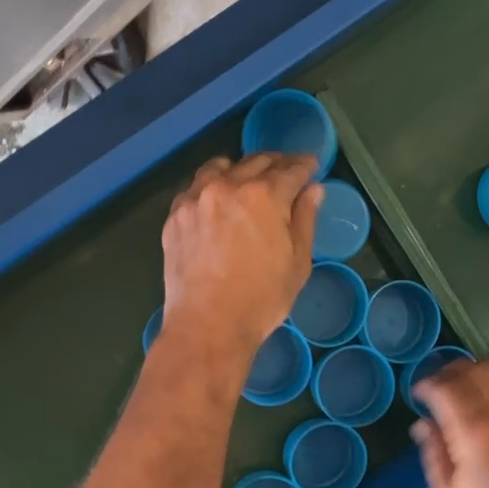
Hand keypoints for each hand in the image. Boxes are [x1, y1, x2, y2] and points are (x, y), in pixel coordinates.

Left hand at [159, 154, 321, 366]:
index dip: (305, 166)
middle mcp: (229, 186)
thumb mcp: (297, 263)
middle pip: (256, 162)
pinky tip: (217, 202)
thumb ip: (305, 220)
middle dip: (276, 164)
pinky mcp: (175, 215)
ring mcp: (197, 198)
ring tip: (247, 181)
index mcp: (265, 196)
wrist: (207, 326)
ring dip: (240, 169)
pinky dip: (211, 187)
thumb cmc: (261, 300)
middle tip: (286, 173)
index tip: (311, 166)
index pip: (291, 170)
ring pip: (221, 168)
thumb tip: (313, 189)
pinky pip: (196, 188)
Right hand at [411, 360, 488, 487]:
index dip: (428, 384)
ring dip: (486, 369)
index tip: (420, 393)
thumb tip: (423, 424)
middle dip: (453, 372)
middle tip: (443, 386)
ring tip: (476, 383)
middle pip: (476, 371)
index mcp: (474, 436)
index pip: (446, 389)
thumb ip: (434, 455)